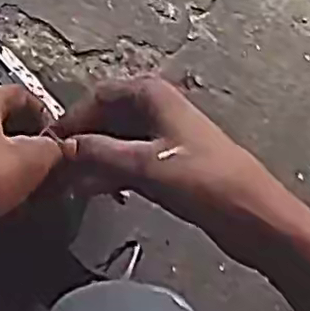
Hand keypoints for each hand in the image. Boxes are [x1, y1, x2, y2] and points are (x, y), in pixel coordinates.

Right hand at [54, 75, 291, 266]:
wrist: (256, 217)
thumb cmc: (208, 180)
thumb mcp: (146, 165)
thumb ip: (100, 153)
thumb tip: (65, 147)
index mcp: (151, 93)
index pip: (97, 96)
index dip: (73, 118)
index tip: (53, 141)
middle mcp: (155, 107)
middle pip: (105, 117)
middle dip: (82, 141)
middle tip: (59, 165)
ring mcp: (162, 134)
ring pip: (115, 140)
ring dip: (94, 159)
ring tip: (73, 182)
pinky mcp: (168, 160)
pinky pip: (128, 159)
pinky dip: (111, 171)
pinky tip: (98, 189)